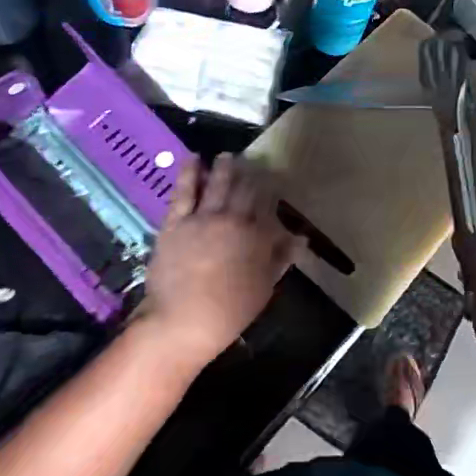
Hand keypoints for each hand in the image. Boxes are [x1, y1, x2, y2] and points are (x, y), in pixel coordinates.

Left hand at [137, 153, 301, 364]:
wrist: (183, 320)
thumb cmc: (230, 311)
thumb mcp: (264, 287)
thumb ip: (280, 258)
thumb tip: (300, 238)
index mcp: (257, 238)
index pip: (267, 207)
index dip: (271, 192)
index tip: (274, 180)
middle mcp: (233, 221)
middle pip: (244, 190)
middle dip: (251, 174)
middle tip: (253, 162)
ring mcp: (202, 219)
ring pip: (217, 185)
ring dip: (224, 167)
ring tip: (228, 155)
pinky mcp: (175, 222)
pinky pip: (183, 191)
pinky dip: (189, 173)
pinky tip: (193, 158)